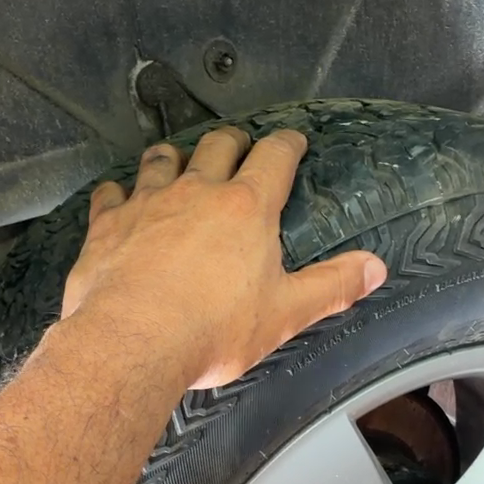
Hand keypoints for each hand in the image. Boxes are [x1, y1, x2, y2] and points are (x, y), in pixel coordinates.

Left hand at [61, 128, 386, 388]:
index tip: (293, 141)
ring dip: (174, 156)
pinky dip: (118, 191)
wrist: (135, 342)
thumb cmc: (214, 330)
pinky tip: (119, 198)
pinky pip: (111, 192)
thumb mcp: (286, 313)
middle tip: (239, 147)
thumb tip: (375, 268)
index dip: (287, 144)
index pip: (274, 157)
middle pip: (217, 144)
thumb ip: (332, 287)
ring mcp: (148, 203)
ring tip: (179, 162)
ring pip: (162, 159)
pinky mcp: (108, 224)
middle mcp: (197, 192)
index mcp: (246, 209)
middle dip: (233, 140)